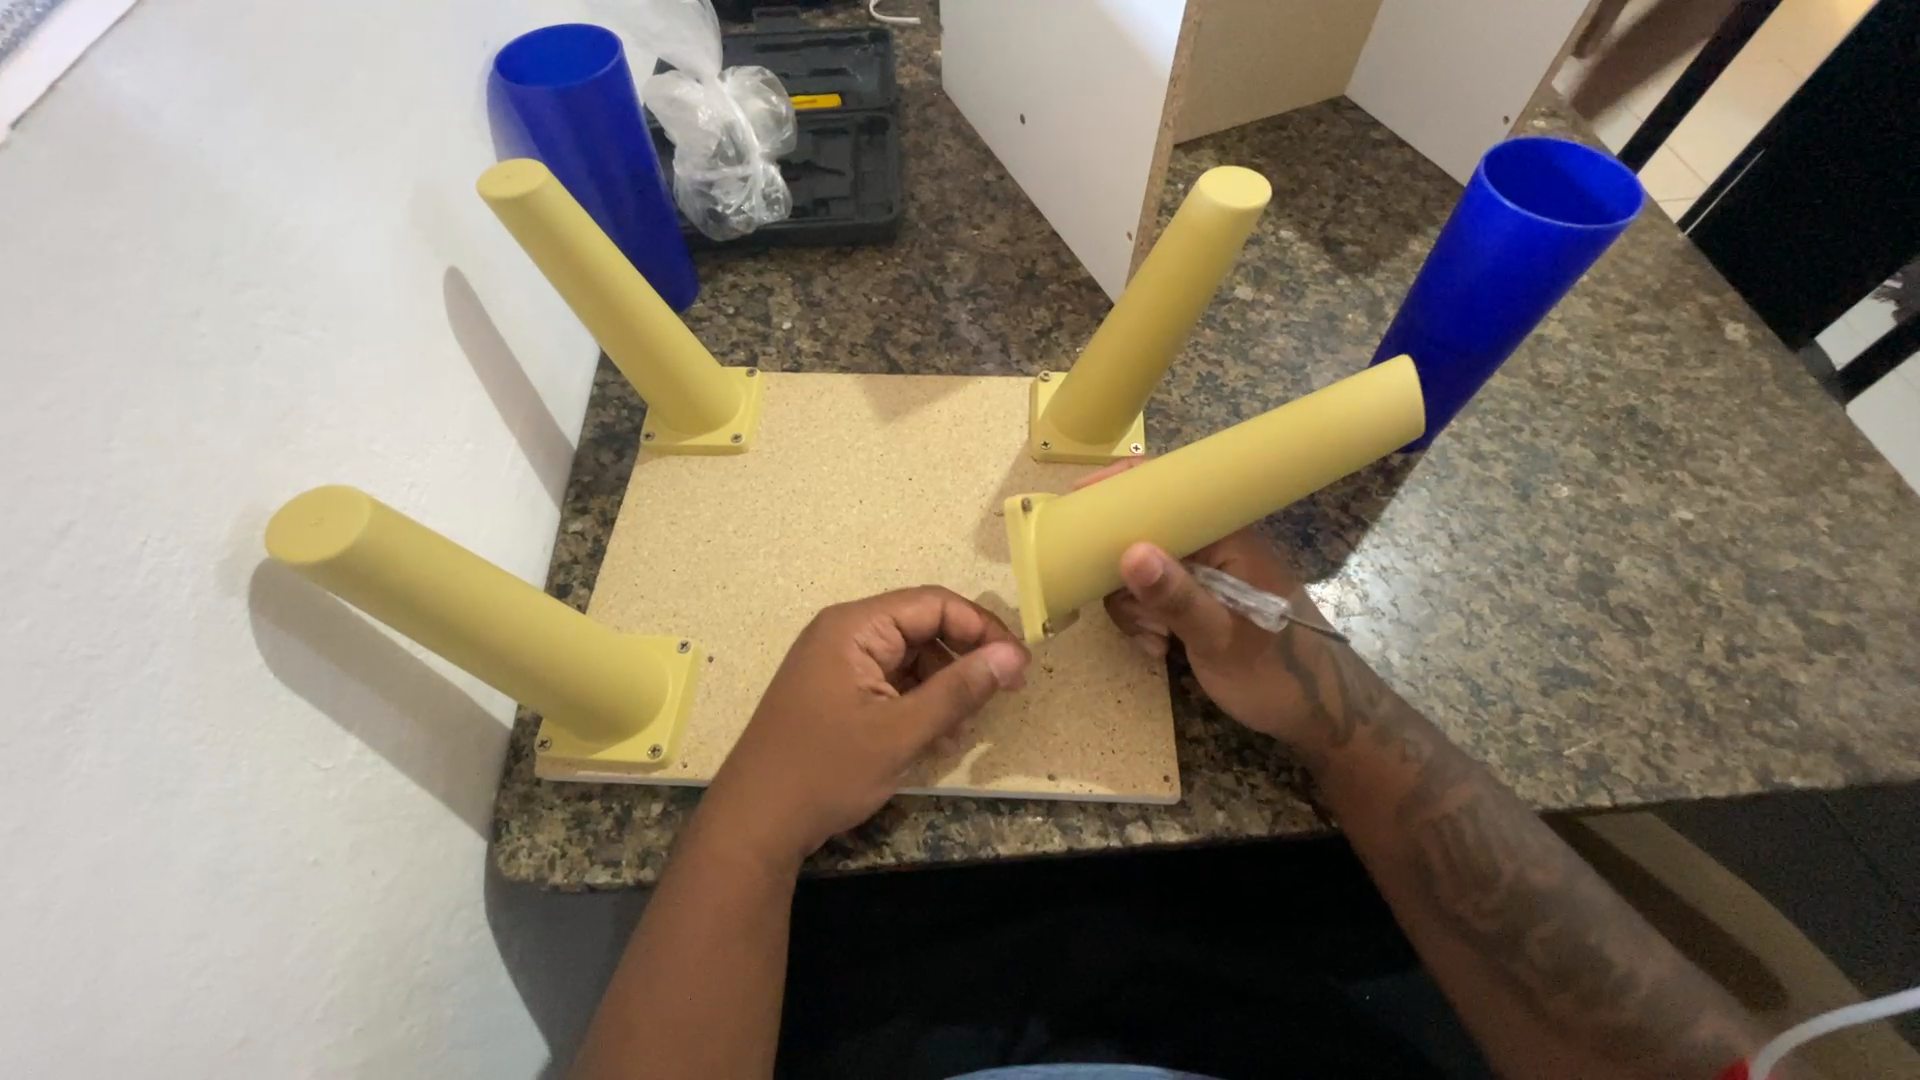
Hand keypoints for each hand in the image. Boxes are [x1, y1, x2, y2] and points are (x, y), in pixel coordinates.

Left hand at [697, 586, 1030, 867]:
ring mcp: (838, 664)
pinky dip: (919, 704)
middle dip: (964, 659)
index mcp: (854, 626)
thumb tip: (1014, 655)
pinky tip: (937, 738)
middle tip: (1003, 694)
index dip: (981, 628)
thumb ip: (960, 690)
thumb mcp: (901, 732)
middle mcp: (845, 634)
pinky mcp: (837, 693)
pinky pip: (891, 683)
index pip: (933, 604)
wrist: (753, 824)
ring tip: (964, 728)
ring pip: (910, 658)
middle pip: (922, 628)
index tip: (1018, 664)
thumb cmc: (825, 771)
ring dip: (944, 687)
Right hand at [1077, 460, 1343, 747]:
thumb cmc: (1277, 673)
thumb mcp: (1221, 639)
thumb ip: (1177, 597)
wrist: (1314, 715)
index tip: (1076, 508)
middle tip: (1137, 618)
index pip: (1167, 488)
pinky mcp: (1192, 599)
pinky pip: (1148, 597)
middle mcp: (1209, 545)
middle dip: (1123, 576)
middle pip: (1140, 534)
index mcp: (1225, 535)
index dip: (1119, 488)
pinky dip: (1142, 622)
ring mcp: (1200, 574)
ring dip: (1133, 608)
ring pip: (1137, 571)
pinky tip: (1159, 650)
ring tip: (1156, 642)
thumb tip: (1129, 552)